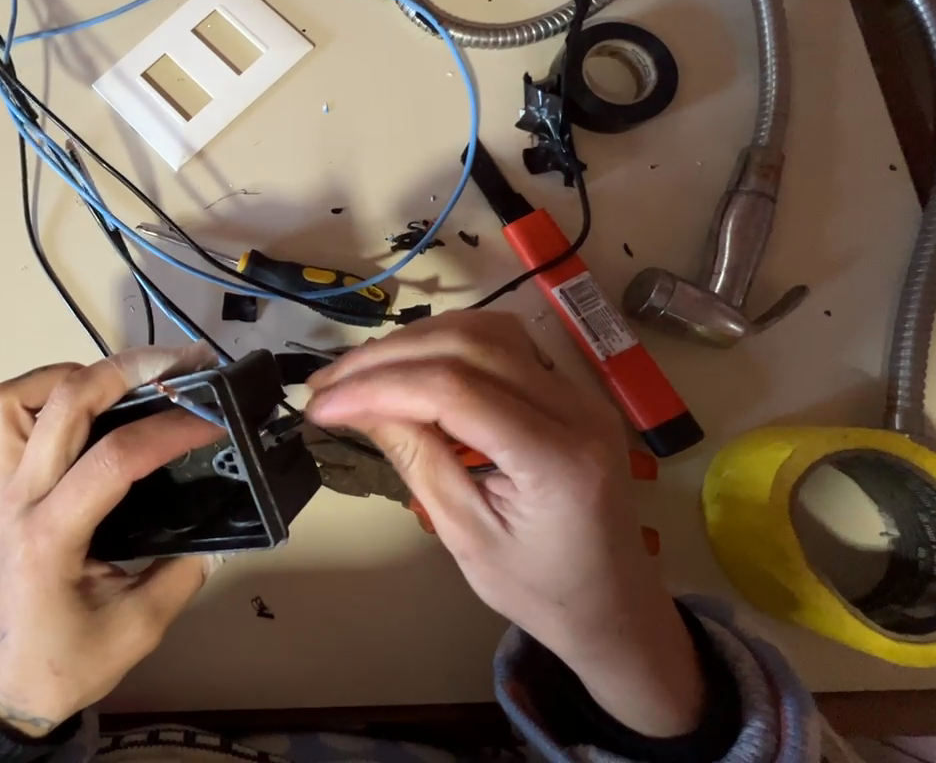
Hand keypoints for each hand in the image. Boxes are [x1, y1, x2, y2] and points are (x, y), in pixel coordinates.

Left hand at [0, 346, 224, 735]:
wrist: (4, 680)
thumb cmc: (67, 661)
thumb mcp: (138, 630)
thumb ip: (182, 573)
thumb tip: (224, 524)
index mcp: (52, 536)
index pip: (114, 459)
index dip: (170, 429)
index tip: (216, 419)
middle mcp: (20, 495)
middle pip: (65, 402)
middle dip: (129, 369)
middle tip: (184, 364)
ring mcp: (3, 481)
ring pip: (18, 396)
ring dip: (77, 374)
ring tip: (129, 381)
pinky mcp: (2, 477)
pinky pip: (7, 411)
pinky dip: (45, 390)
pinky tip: (88, 402)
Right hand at [305, 311, 704, 737]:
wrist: (615, 605)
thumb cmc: (539, 589)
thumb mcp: (464, 535)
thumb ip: (415, 457)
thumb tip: (352, 402)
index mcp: (557, 461)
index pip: (454, 390)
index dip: (377, 386)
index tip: (320, 405)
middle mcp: (576, 409)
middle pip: (466, 344)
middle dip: (384, 357)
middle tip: (327, 383)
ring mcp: (576, 391)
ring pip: (480, 328)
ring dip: (409, 341)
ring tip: (357, 372)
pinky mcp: (564, 386)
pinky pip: (496, 339)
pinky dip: (439, 340)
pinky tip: (405, 363)